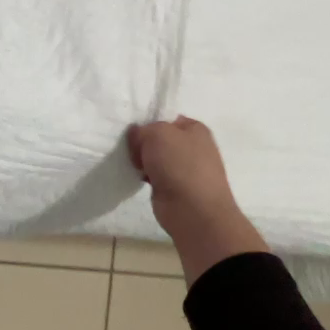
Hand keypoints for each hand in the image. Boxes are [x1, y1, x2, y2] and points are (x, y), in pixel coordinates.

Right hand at [128, 116, 267, 284]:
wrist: (193, 210)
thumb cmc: (179, 164)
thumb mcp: (156, 133)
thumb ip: (142, 129)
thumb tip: (138, 137)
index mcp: (195, 129)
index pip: (166, 118)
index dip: (149, 123)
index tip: (136, 133)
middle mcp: (193, 147)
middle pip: (159, 138)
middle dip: (143, 143)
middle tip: (134, 151)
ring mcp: (186, 168)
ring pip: (155, 156)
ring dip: (143, 160)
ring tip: (136, 165)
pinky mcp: (176, 187)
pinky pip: (155, 174)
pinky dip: (146, 175)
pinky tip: (140, 178)